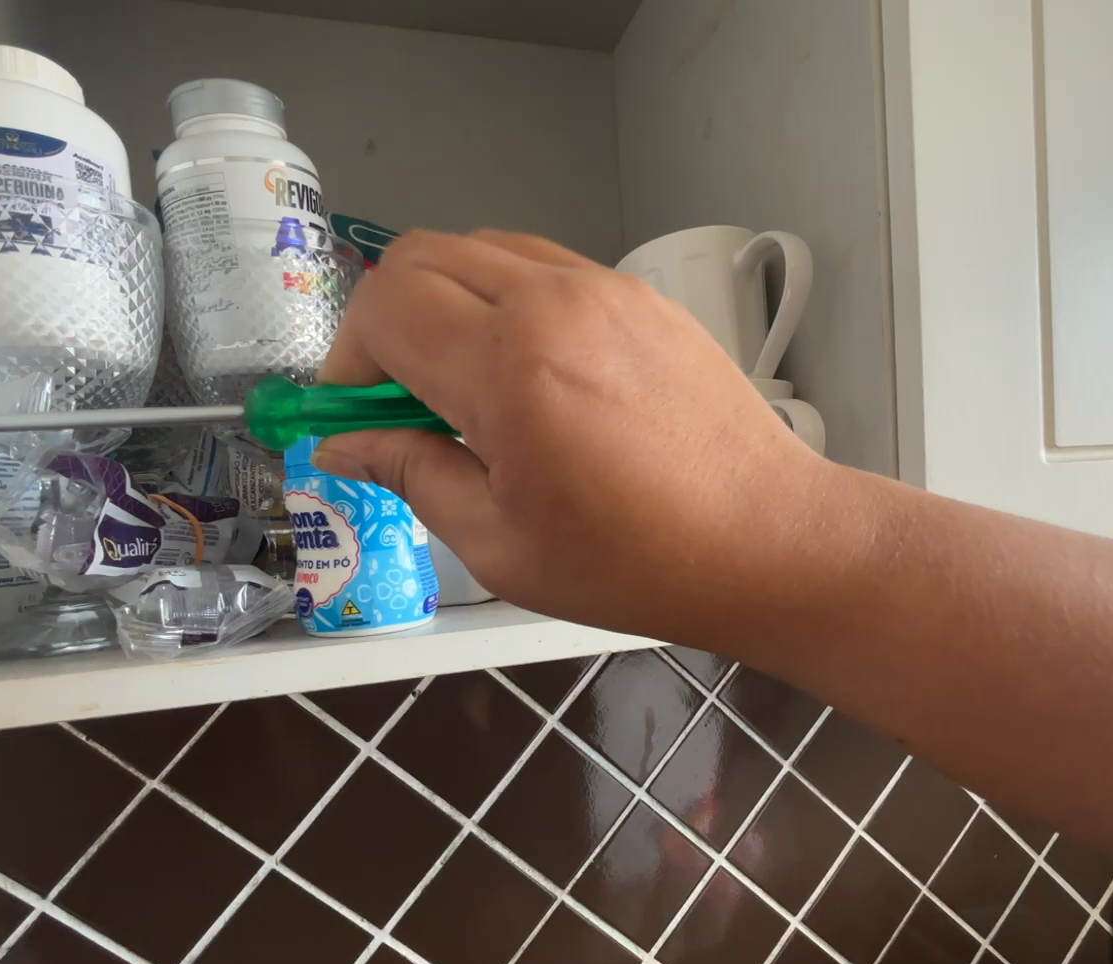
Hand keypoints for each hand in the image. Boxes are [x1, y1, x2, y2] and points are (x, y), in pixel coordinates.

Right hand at [316, 230, 838, 645]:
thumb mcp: (501, 545)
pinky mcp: (641, 297)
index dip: (346, 357)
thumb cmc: (636, 565)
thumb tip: (345, 445)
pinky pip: (543, 267)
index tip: (355, 413)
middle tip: (400, 400)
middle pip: (420, 258)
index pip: (383, 307)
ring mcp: (606, 289)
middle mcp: (554, 302)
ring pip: (481, 251)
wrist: (767, 540)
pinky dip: (504, 301)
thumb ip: (410, 475)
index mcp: (510, 368)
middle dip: (385, 323)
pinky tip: (528, 372)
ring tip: (464, 386)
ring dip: (445, 305)